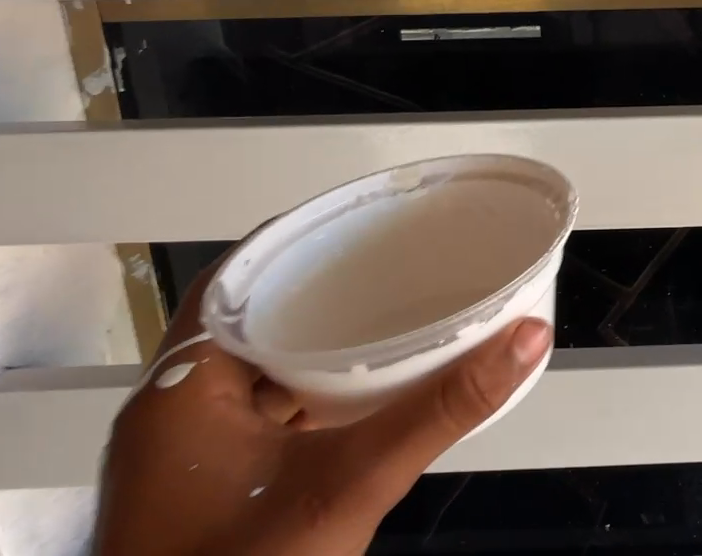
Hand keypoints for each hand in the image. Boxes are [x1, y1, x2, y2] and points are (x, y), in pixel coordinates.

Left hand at [94, 263, 550, 555]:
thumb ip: (442, 409)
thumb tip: (528, 337)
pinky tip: (368, 387)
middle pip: (251, 316)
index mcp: (179, 392)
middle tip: (395, 258)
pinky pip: (271, 403)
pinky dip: (319, 383)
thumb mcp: (350, 484)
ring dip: (321, 336)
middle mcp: (174, 412)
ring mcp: (191, 453)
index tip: (364, 218)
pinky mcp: (215, 482)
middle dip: (324, 283)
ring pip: (260, 364)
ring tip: (393, 310)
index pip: (236, 277)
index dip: (299, 237)